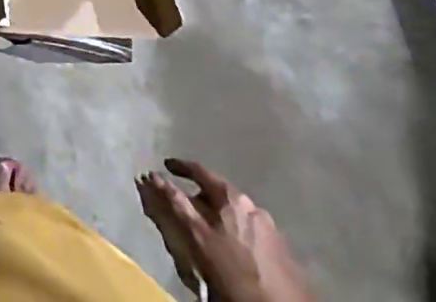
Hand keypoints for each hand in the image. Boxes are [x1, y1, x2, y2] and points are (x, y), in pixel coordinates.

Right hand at [136, 160, 311, 301]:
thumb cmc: (233, 269)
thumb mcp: (197, 235)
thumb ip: (175, 202)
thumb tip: (153, 176)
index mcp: (233, 199)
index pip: (201, 171)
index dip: (180, 167)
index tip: (166, 166)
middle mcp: (254, 207)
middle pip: (218, 192)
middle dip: (198, 196)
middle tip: (183, 205)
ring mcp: (271, 228)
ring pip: (234, 212)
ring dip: (216, 213)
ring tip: (205, 229)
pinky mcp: (282, 249)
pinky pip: (249, 228)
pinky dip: (232, 228)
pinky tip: (229, 246)